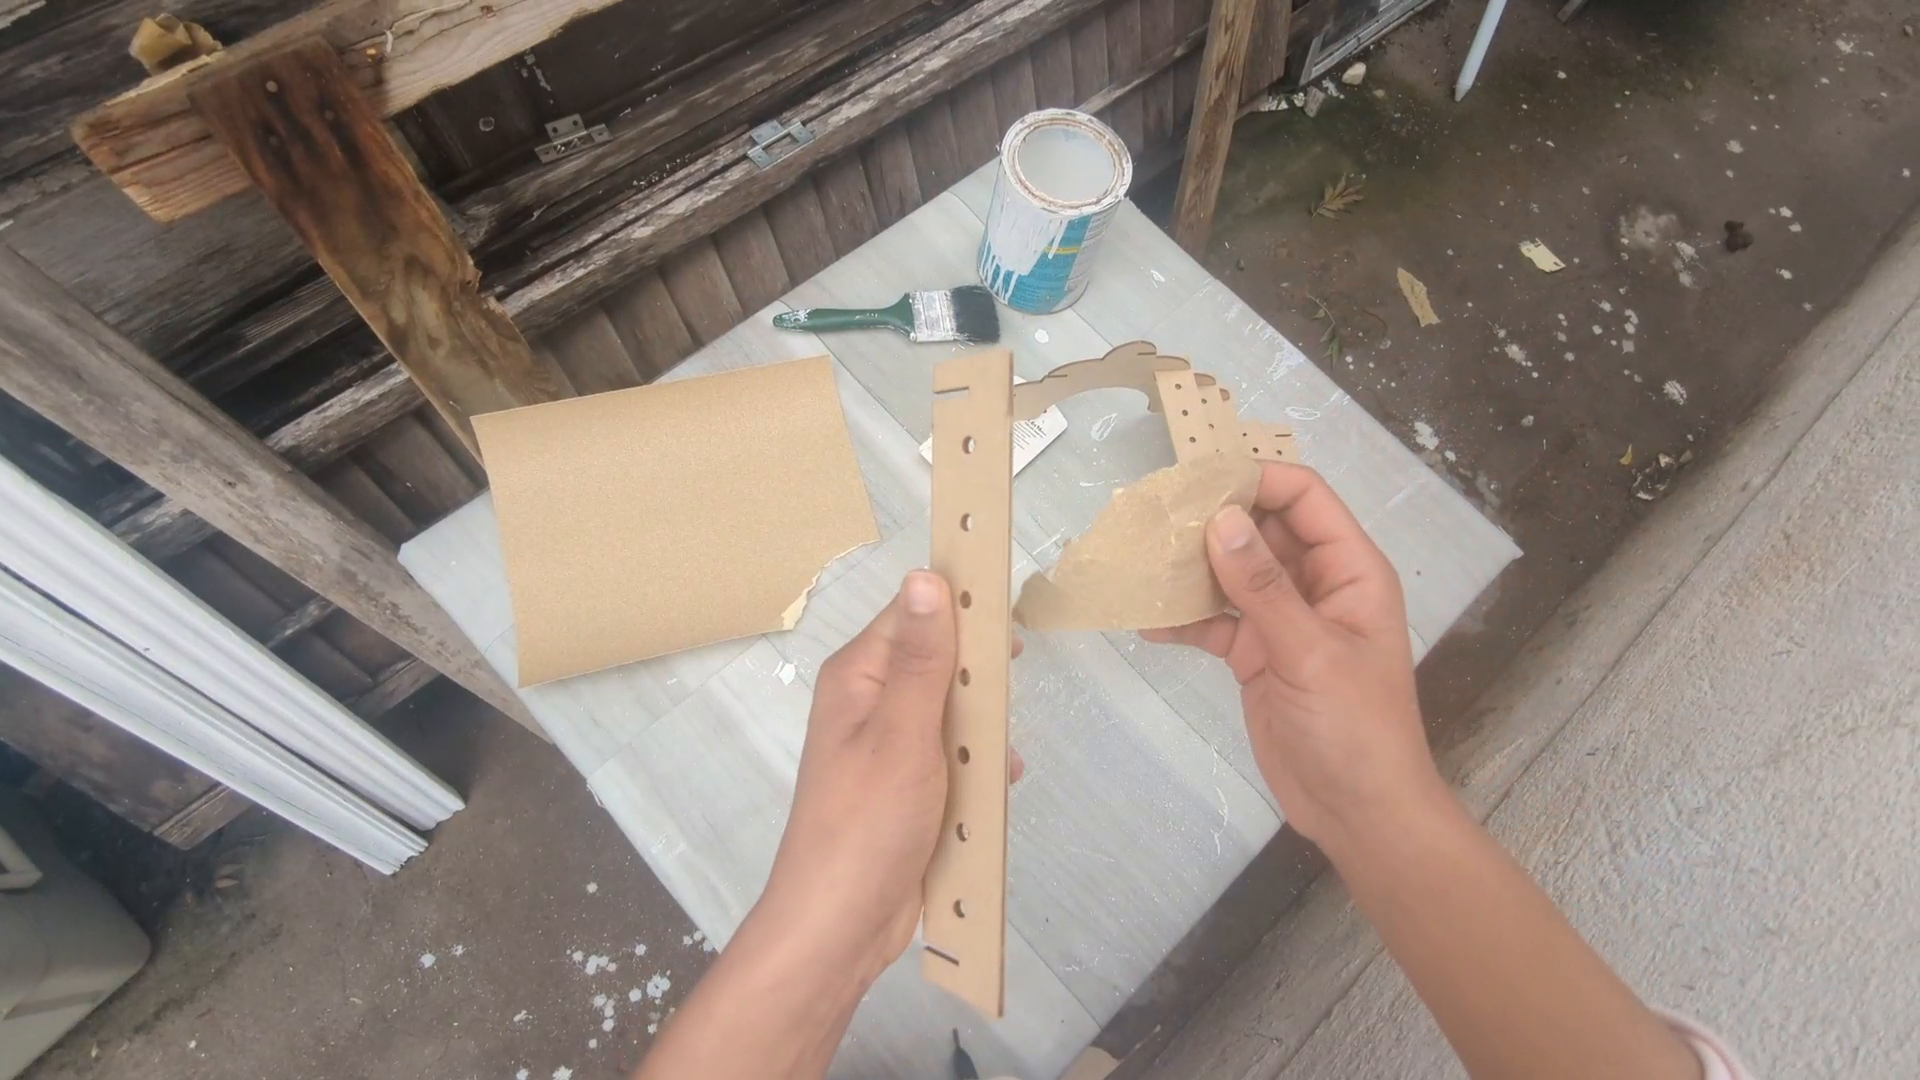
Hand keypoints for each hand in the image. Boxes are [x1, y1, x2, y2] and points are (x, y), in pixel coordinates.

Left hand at [757, 571, 1024, 983]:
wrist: (840, 927)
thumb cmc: (867, 821)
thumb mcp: (901, 732)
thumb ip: (921, 658)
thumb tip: (926, 575)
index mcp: (859, 675)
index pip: (912, 613)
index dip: (958, 606)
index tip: (1007, 615)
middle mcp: (870, 700)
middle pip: (934, 659)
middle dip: (975, 671)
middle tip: (1013, 679)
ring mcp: (888, 744)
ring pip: (948, 707)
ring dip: (980, 720)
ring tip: (1005, 743)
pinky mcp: (906, 782)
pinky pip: (949, 751)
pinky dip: (974, 760)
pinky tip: (1000, 778)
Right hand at [1142, 463, 1446, 852]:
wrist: (1356, 812)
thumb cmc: (1354, 728)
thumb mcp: (1310, 651)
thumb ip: (1263, 586)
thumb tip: (1220, 518)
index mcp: (1348, 570)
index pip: (1303, 498)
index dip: (1255, 479)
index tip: (1196, 481)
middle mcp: (1313, 585)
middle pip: (1259, 530)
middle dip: (1210, 522)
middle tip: (1154, 519)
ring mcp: (1281, 619)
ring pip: (1230, 574)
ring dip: (1190, 570)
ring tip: (1143, 564)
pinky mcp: (1254, 652)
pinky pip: (1214, 621)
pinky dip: (1184, 620)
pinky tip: (1149, 624)